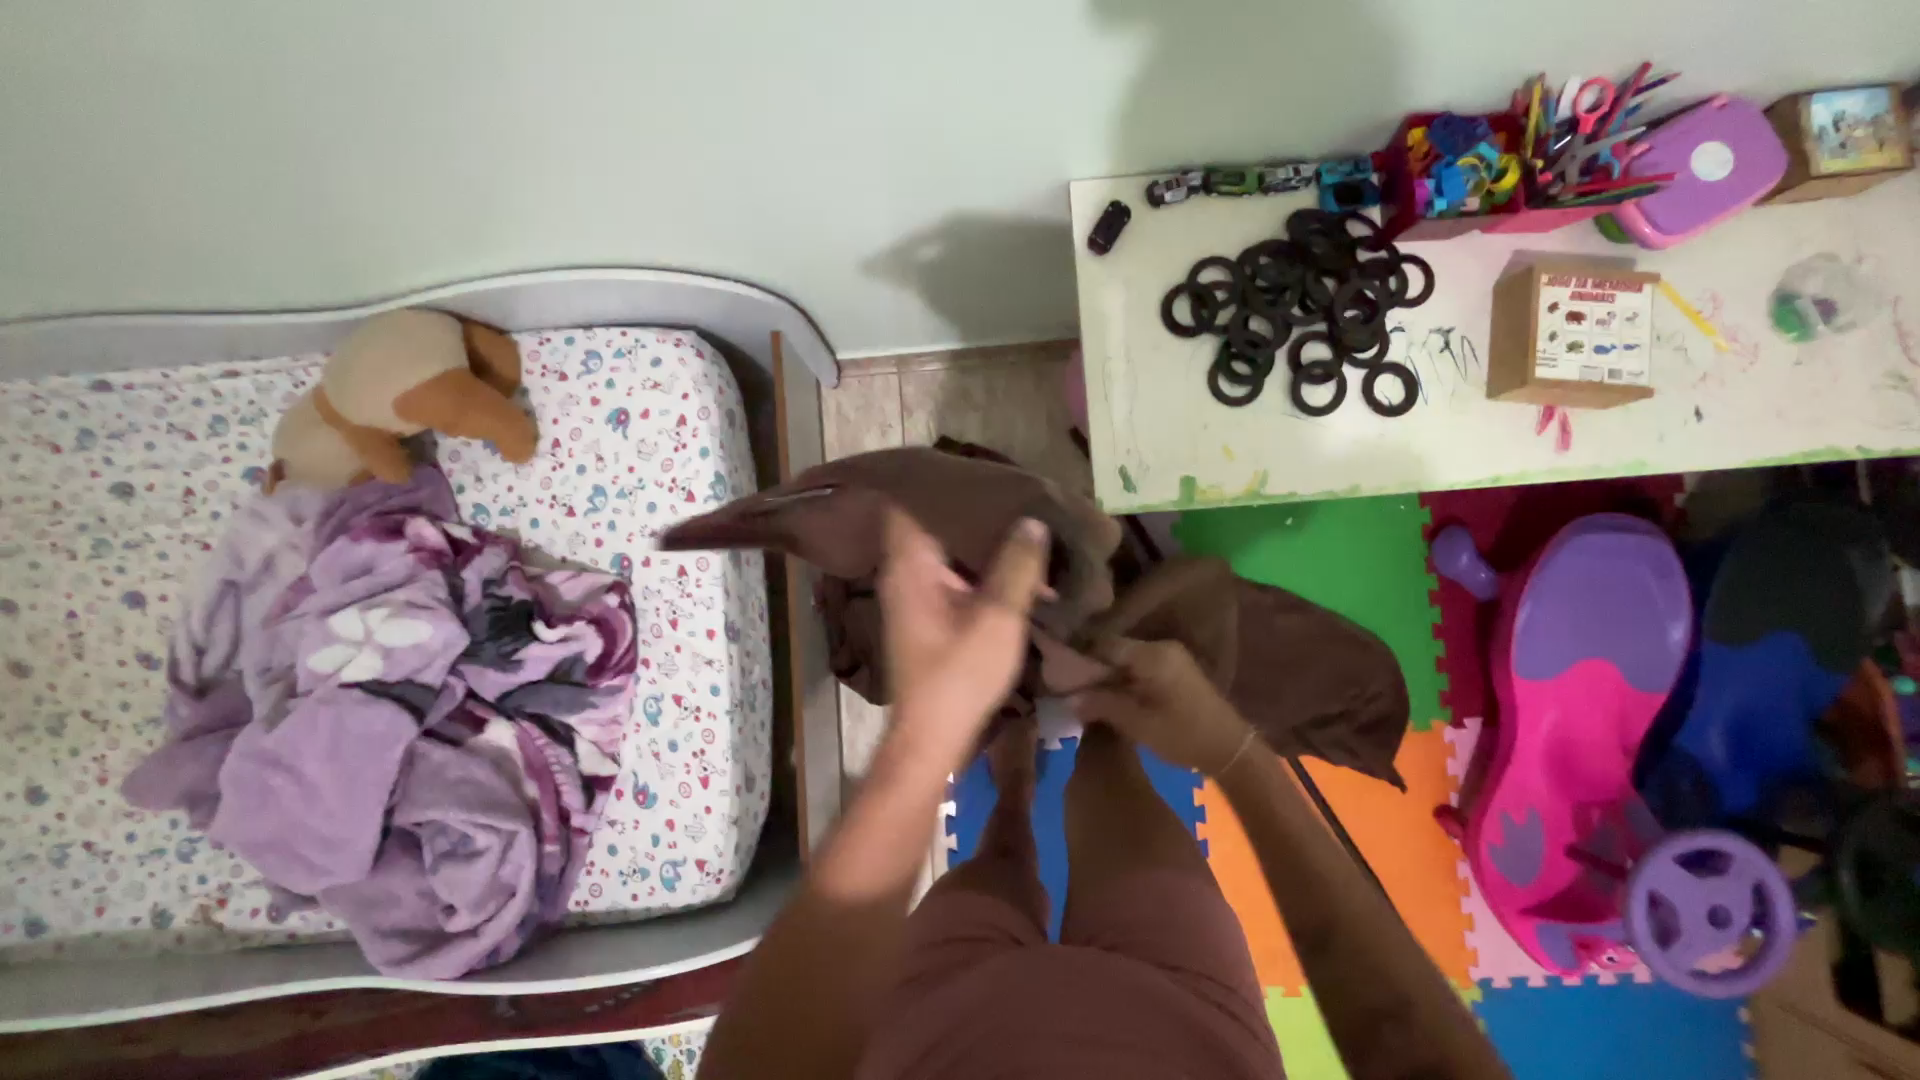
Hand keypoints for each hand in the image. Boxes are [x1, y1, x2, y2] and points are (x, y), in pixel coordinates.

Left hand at [878, 508, 1048, 764]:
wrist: (932, 737)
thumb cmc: (960, 675)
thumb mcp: (998, 617)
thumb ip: (1017, 564)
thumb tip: (1033, 521)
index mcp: (910, 564)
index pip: (911, 502)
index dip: (942, 485)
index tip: (980, 473)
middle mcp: (903, 574)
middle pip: (932, 526)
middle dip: (973, 513)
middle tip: (1013, 495)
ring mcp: (912, 597)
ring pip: (945, 553)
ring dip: (979, 544)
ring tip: (1022, 526)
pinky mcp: (925, 617)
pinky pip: (950, 576)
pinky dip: (977, 570)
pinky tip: (1014, 570)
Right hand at [1073, 639, 1258, 775]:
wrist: (1231, 751)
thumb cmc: (1184, 735)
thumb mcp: (1138, 723)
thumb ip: (1102, 705)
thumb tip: (1069, 698)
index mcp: (1152, 654)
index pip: (1104, 643)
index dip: (1078, 655)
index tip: (1056, 669)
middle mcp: (1160, 648)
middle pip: (1114, 650)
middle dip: (1090, 667)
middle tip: (1065, 684)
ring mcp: (1170, 659)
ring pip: (1125, 661)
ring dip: (1105, 676)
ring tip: (1080, 692)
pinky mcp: (1174, 672)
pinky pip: (1139, 669)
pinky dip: (1121, 680)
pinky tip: (1106, 696)